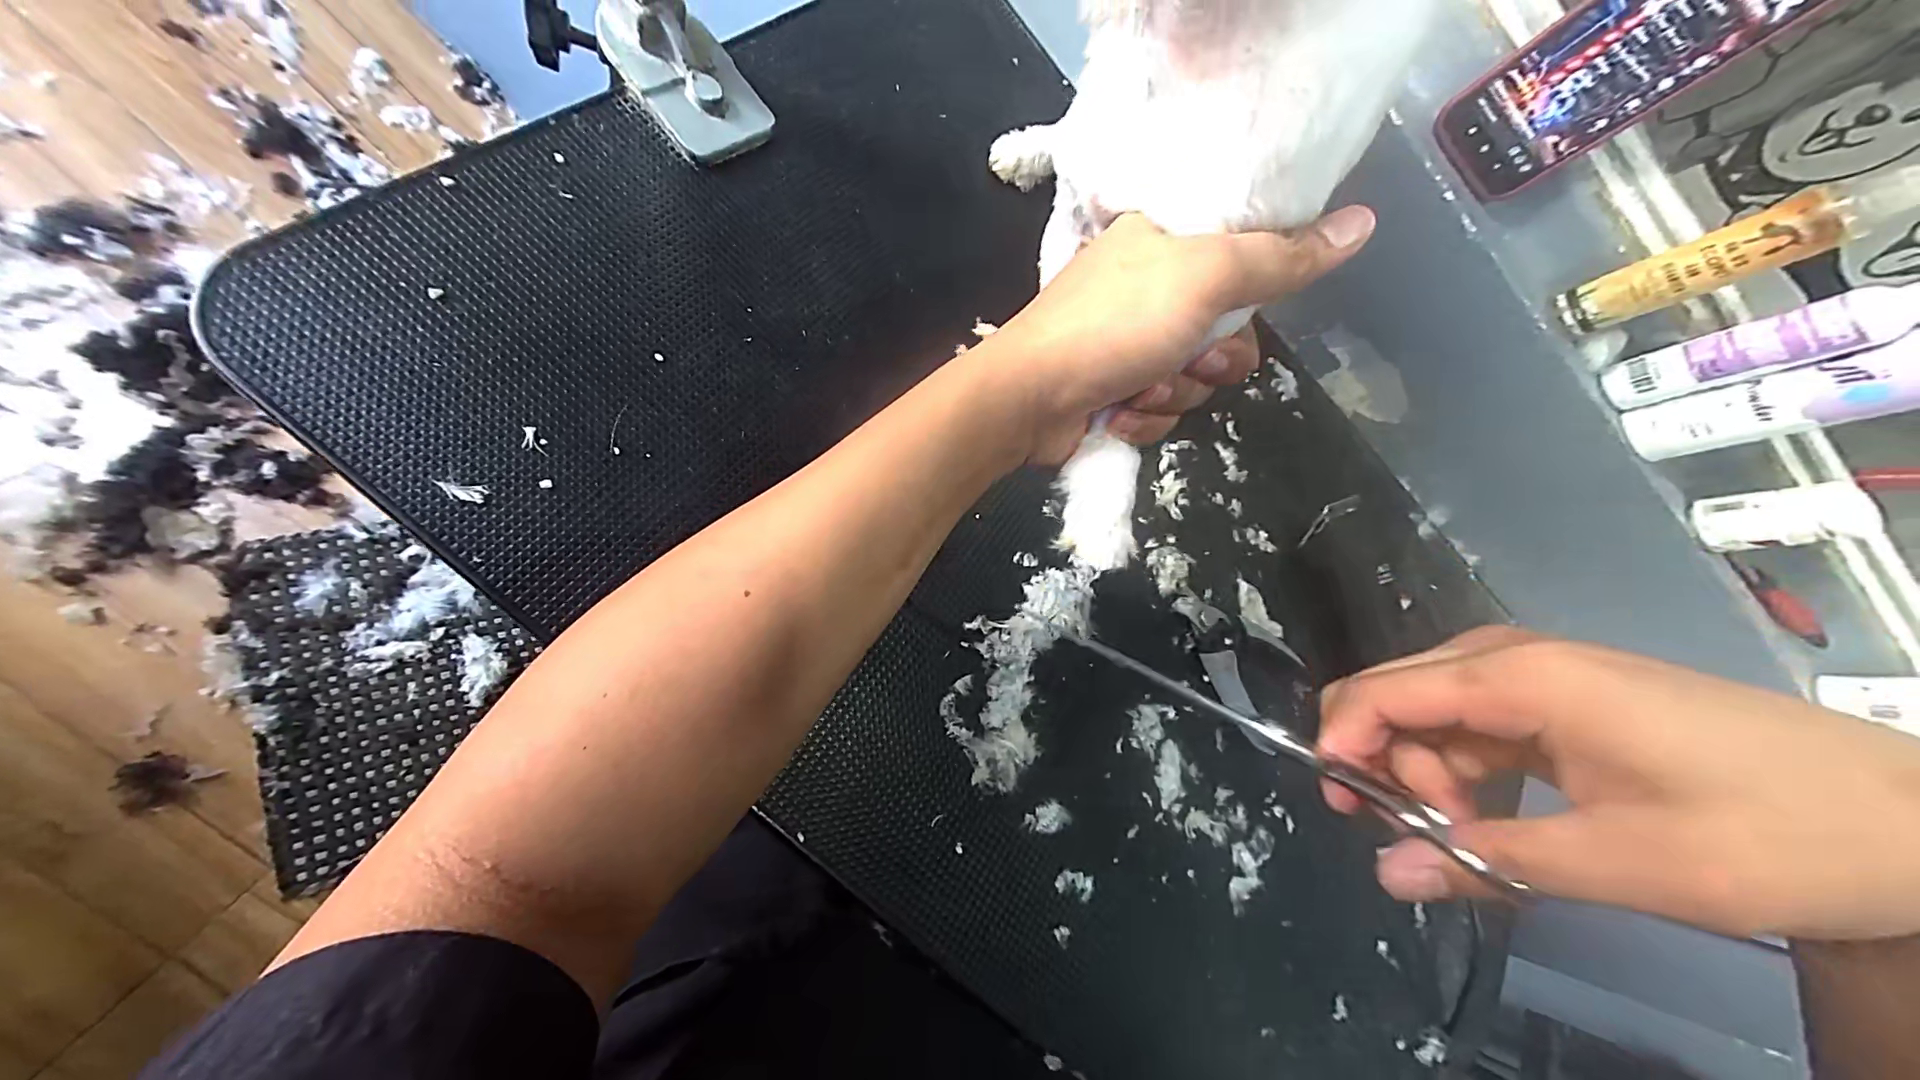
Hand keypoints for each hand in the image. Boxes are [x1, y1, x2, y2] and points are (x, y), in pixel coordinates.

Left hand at [985, 208, 1374, 463]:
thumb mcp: (1205, 278)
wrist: (1029, 399)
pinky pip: (1160, 411)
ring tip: (1137, 389)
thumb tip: (1362, 224)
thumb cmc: (1113, 326)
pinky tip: (1117, 414)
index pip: (1242, 258)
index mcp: (1161, 241)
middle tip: (1188, 358)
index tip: (1238, 310)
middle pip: (1226, 330)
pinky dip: (1144, 418)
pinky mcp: (1113, 393)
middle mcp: (1145, 290)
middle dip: (1212, 359)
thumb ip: (1281, 259)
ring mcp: (1127, 345)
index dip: (1252, 293)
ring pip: (1193, 379)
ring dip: (1174, 393)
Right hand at [1315, 625, 1919, 940]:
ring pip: (1424, 712)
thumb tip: (1387, 874)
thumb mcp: (1624, 863)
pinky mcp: (1552, 698)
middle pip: (1393, 695)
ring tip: (1469, 834)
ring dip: (1423, 772)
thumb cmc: (1775, 834)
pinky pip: (1466, 724)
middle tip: (1421, 833)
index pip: (1384, 692)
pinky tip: (1488, 813)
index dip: (1342, 740)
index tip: (1340, 803)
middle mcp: (1509, 658)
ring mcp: (1532, 675)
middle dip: (1383, 761)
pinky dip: (1457, 769)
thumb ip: (1488, 861)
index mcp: (1520, 677)